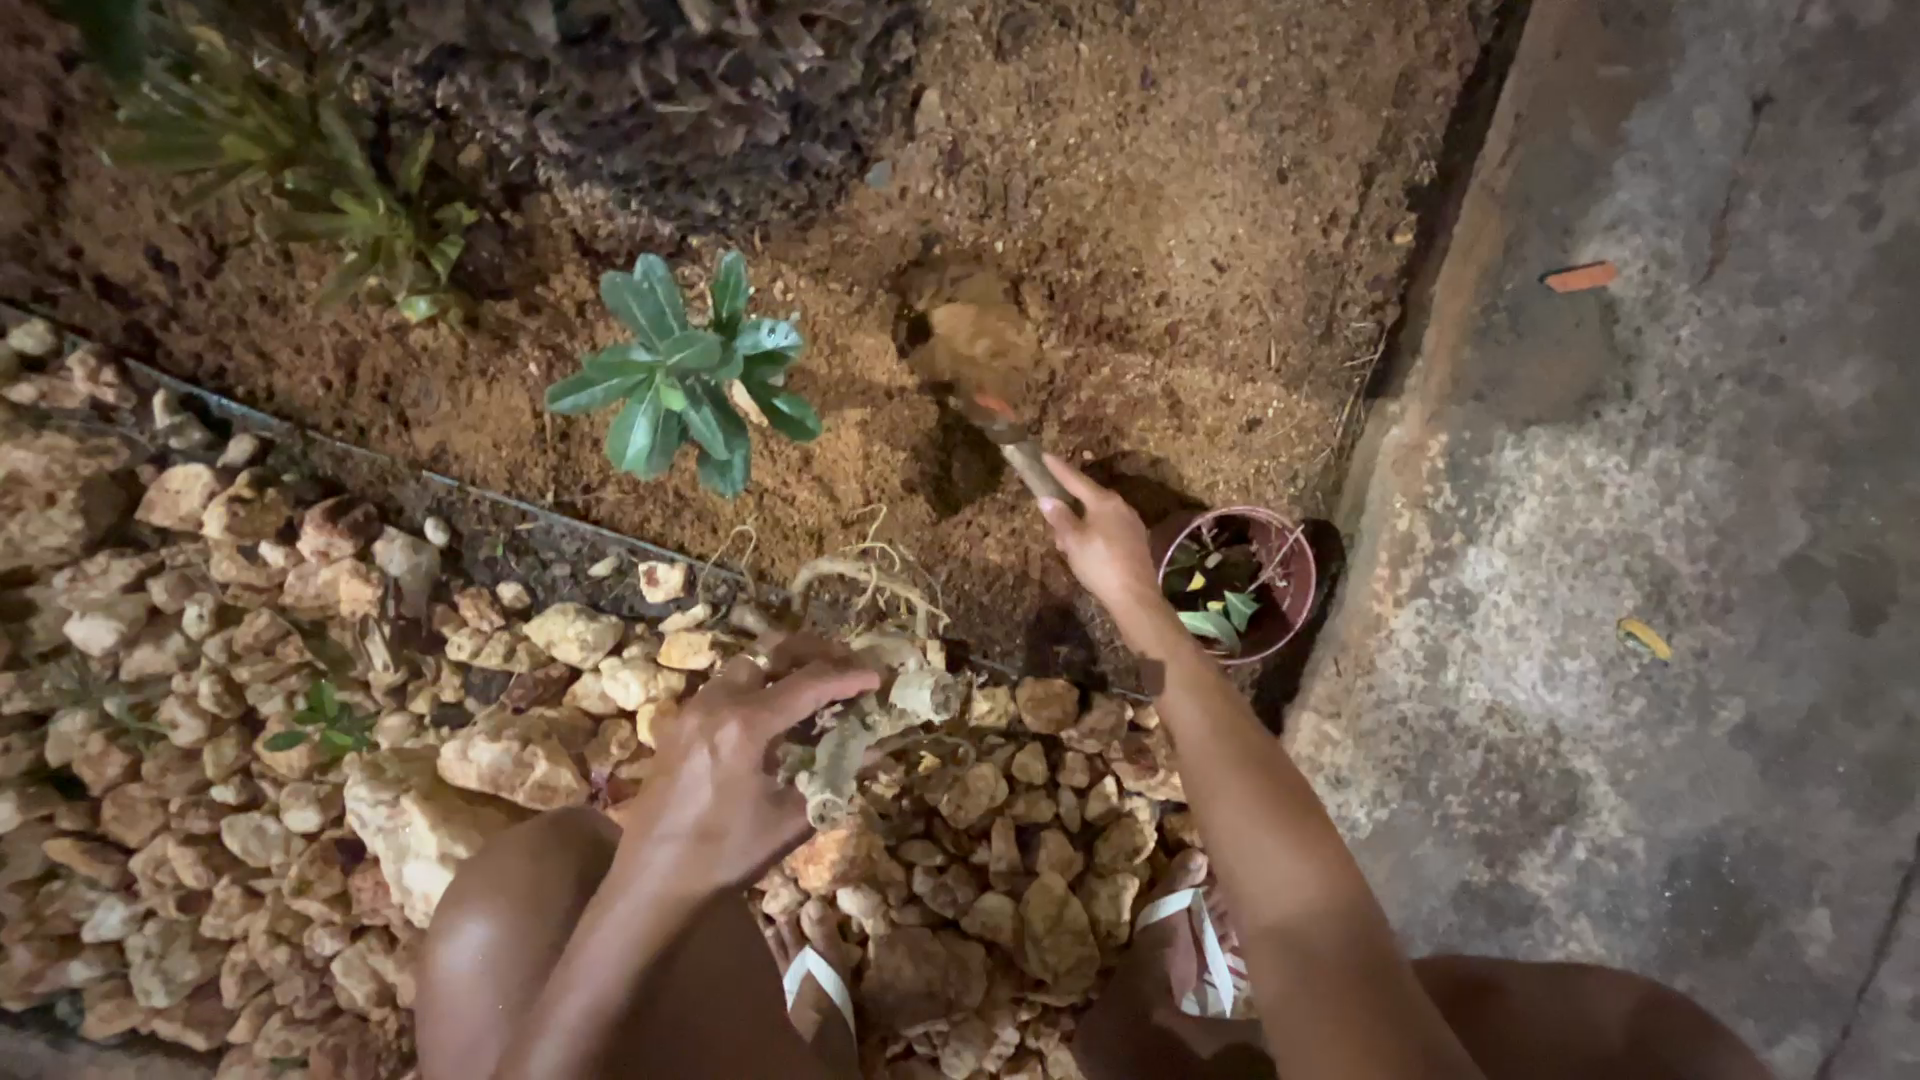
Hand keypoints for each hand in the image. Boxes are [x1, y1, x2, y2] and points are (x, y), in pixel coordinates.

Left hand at [623, 635, 879, 890]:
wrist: (650, 884)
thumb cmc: (724, 856)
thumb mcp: (790, 820)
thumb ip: (837, 777)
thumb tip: (879, 750)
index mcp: (745, 725)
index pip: (809, 683)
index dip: (848, 677)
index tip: (878, 677)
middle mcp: (716, 703)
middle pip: (774, 652)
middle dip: (816, 652)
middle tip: (847, 664)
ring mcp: (692, 710)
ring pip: (748, 664)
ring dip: (785, 666)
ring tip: (816, 686)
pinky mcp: (679, 724)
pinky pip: (726, 686)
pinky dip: (759, 684)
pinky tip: (774, 713)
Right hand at [1036, 454, 1165, 616]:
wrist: (1134, 594)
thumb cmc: (1099, 564)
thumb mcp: (1073, 541)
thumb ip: (1060, 518)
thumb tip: (1047, 499)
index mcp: (1103, 501)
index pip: (1076, 480)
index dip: (1058, 469)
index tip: (1046, 455)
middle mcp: (1120, 506)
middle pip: (1089, 498)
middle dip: (1069, 505)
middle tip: (1053, 519)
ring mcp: (1132, 522)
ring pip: (1099, 515)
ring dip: (1081, 523)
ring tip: (1068, 543)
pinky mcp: (1136, 539)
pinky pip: (1109, 527)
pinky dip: (1094, 532)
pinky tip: (1088, 550)